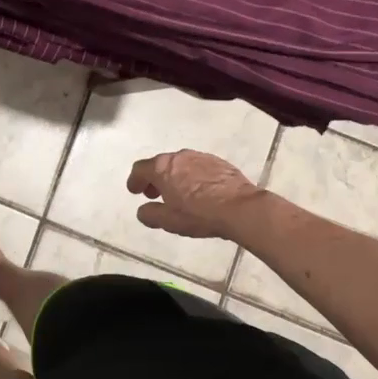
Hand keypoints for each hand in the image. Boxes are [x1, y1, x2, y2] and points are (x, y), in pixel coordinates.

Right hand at [126, 149, 267, 239]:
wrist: (242, 208)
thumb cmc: (200, 215)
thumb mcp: (169, 221)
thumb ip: (150, 215)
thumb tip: (143, 211)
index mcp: (162, 168)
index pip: (140, 169)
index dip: (135, 180)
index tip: (135, 191)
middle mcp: (179, 157)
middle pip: (159, 164)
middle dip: (154, 179)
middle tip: (155, 194)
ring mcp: (200, 157)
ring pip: (180, 164)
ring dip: (174, 177)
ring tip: (179, 194)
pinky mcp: (219, 162)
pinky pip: (198, 167)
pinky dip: (192, 176)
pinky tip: (200, 192)